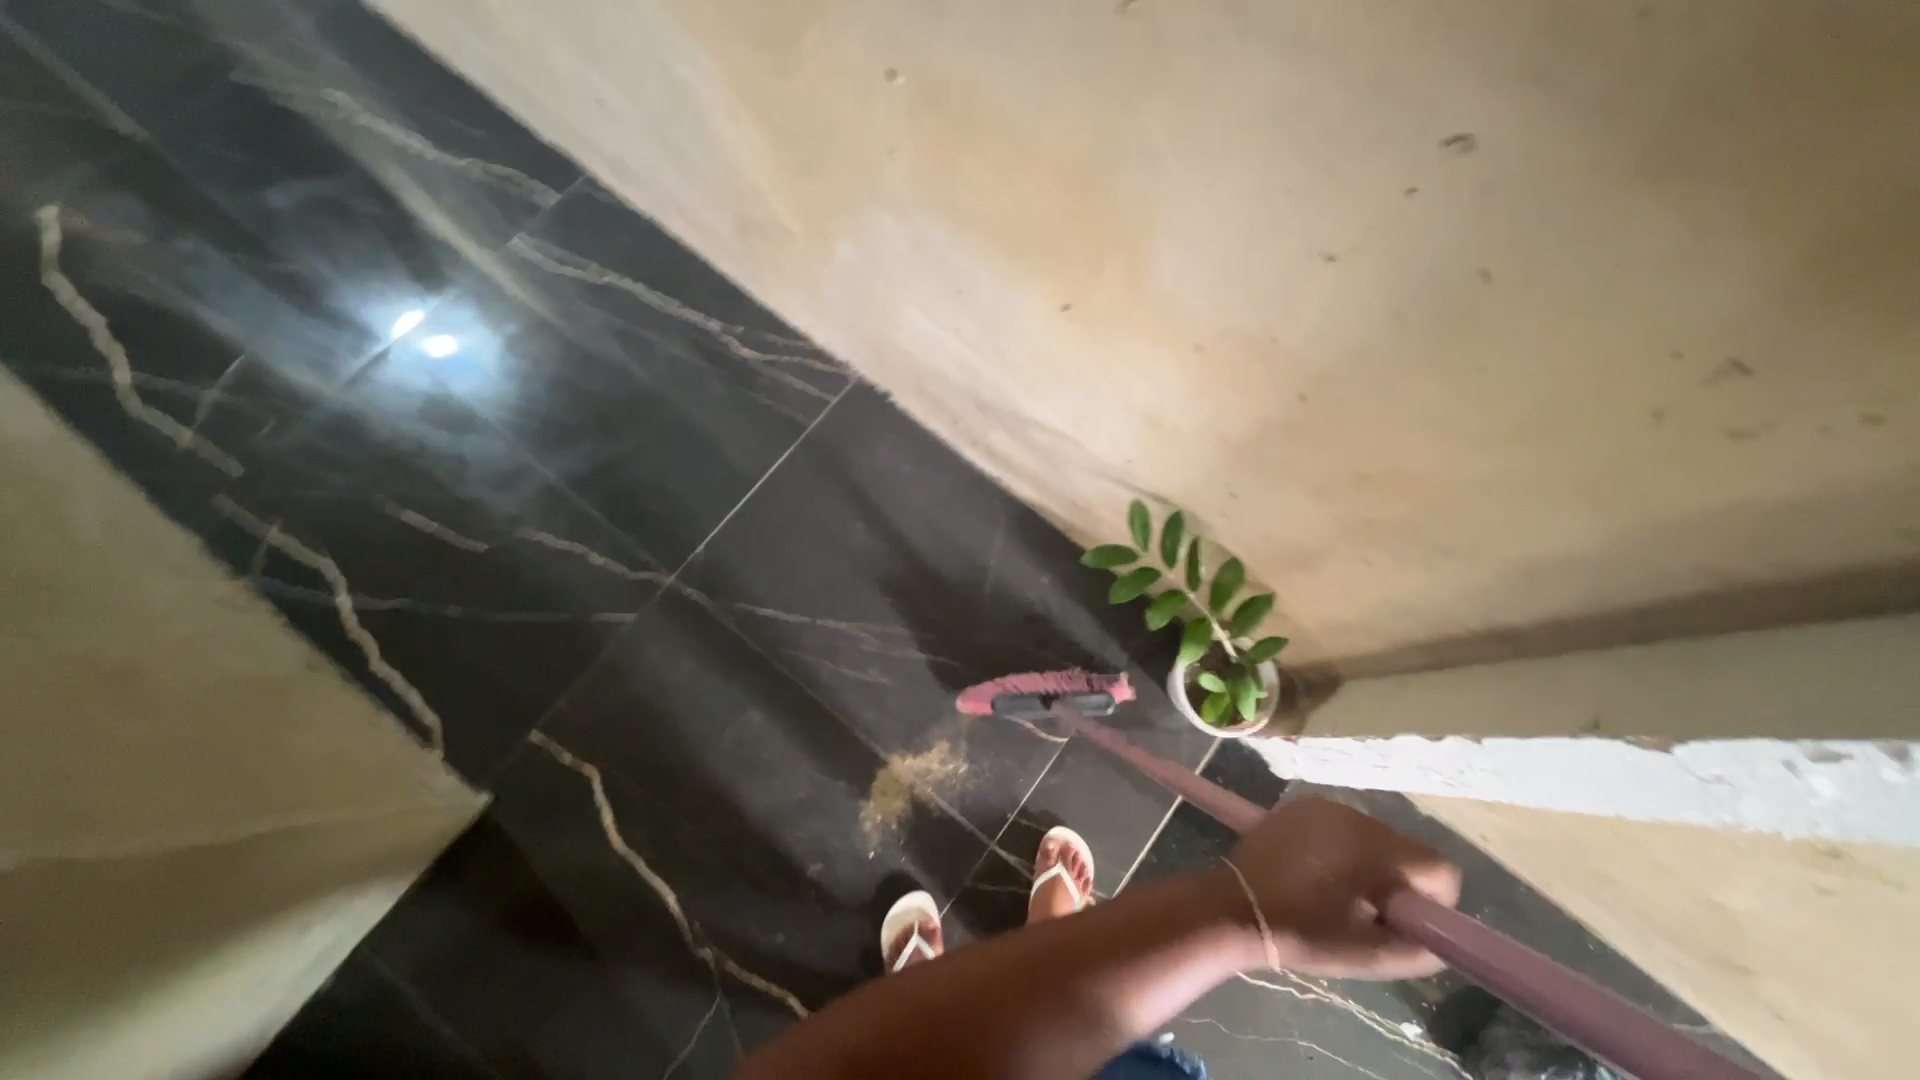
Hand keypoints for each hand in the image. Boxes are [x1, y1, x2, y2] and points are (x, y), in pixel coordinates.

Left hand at [1222, 796, 1460, 979]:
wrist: (1236, 908)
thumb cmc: (1306, 933)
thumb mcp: (1372, 956)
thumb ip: (1421, 948)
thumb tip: (1437, 935)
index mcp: (1380, 849)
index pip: (1440, 866)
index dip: (1431, 900)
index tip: (1401, 920)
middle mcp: (1356, 816)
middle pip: (1404, 849)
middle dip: (1395, 881)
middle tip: (1363, 911)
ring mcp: (1323, 806)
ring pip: (1371, 837)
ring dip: (1366, 863)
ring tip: (1333, 893)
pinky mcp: (1297, 806)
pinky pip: (1338, 826)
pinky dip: (1337, 847)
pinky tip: (1311, 872)